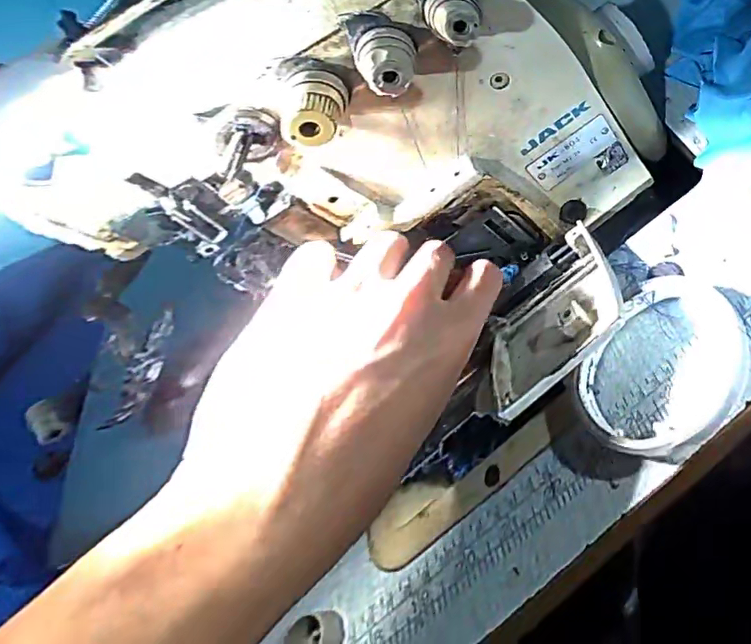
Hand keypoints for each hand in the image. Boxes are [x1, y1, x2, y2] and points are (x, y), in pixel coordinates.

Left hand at [0, 234, 499, 643]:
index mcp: (449, 336)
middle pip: (435, 252)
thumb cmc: (347, 481)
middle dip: (426, 270)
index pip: (485, 276)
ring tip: (364, 291)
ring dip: (382, 264)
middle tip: (409, 294)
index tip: (462, 287)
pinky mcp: (293, 299)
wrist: (265, 505)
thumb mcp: (423, 415)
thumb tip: (428, 345)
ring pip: (385, 243)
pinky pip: (317, 255)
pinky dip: (320, 267)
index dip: (471, 283)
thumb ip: (434, 360)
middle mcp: (408, 306)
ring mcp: (350, 296)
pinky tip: (316, 288)